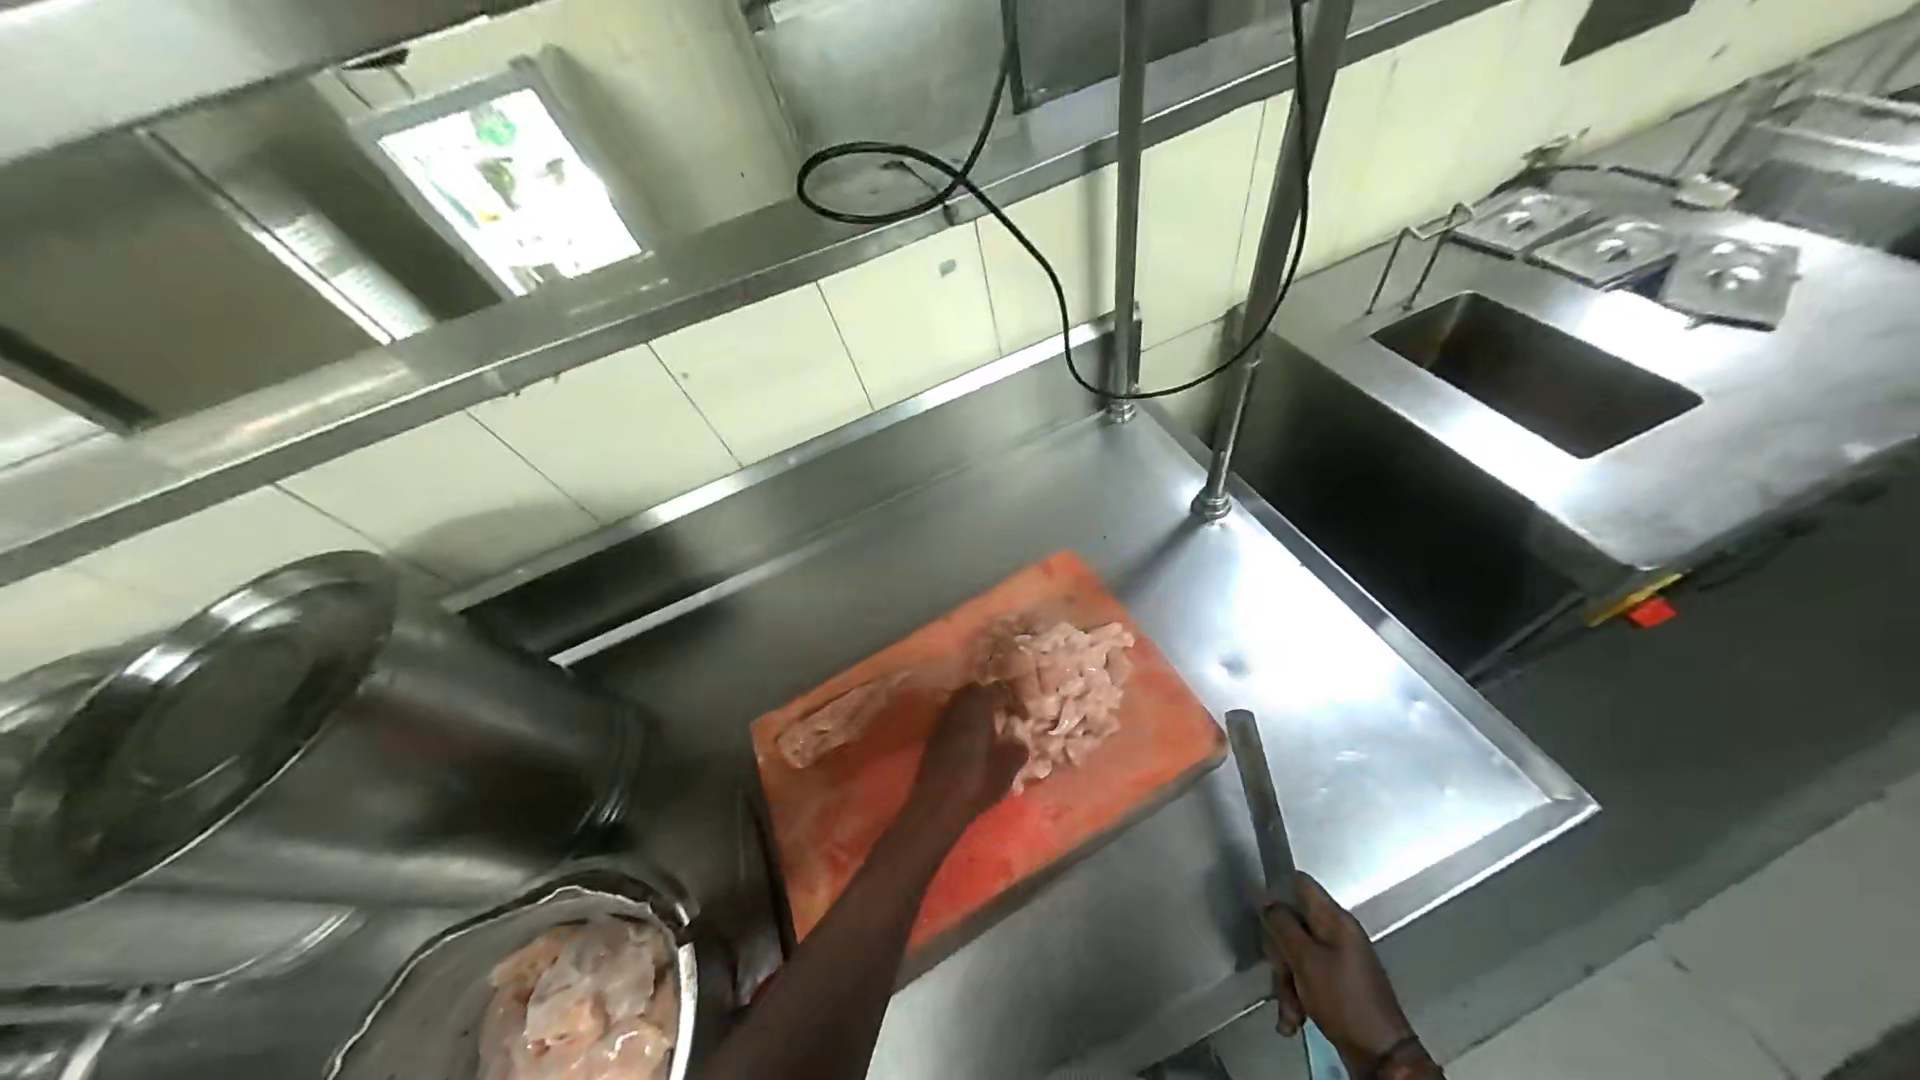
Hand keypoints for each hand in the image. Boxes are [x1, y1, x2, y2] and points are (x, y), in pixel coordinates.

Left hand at [903, 684, 1025, 838]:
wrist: (938, 805)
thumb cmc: (977, 781)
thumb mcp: (1008, 767)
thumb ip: (1018, 748)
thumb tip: (1018, 740)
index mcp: (977, 706)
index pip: (998, 689)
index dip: (1014, 700)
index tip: (1023, 717)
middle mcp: (957, 706)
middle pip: (976, 692)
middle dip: (992, 701)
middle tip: (1006, 717)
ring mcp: (941, 721)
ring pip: (962, 705)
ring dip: (977, 713)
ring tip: (991, 731)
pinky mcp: (932, 737)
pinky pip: (953, 720)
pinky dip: (965, 725)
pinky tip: (974, 744)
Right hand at [1263, 873, 1416, 1066]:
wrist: (1381, 1056)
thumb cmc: (1343, 1000)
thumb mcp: (1305, 959)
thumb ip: (1283, 925)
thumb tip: (1267, 902)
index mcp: (1335, 920)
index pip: (1301, 883)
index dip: (1278, 890)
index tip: (1264, 915)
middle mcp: (1337, 934)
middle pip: (1292, 923)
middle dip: (1280, 952)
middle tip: (1281, 972)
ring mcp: (1337, 960)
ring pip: (1295, 954)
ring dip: (1286, 983)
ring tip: (1291, 1011)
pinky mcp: (1336, 984)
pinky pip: (1306, 978)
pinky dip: (1297, 997)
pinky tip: (1293, 1020)